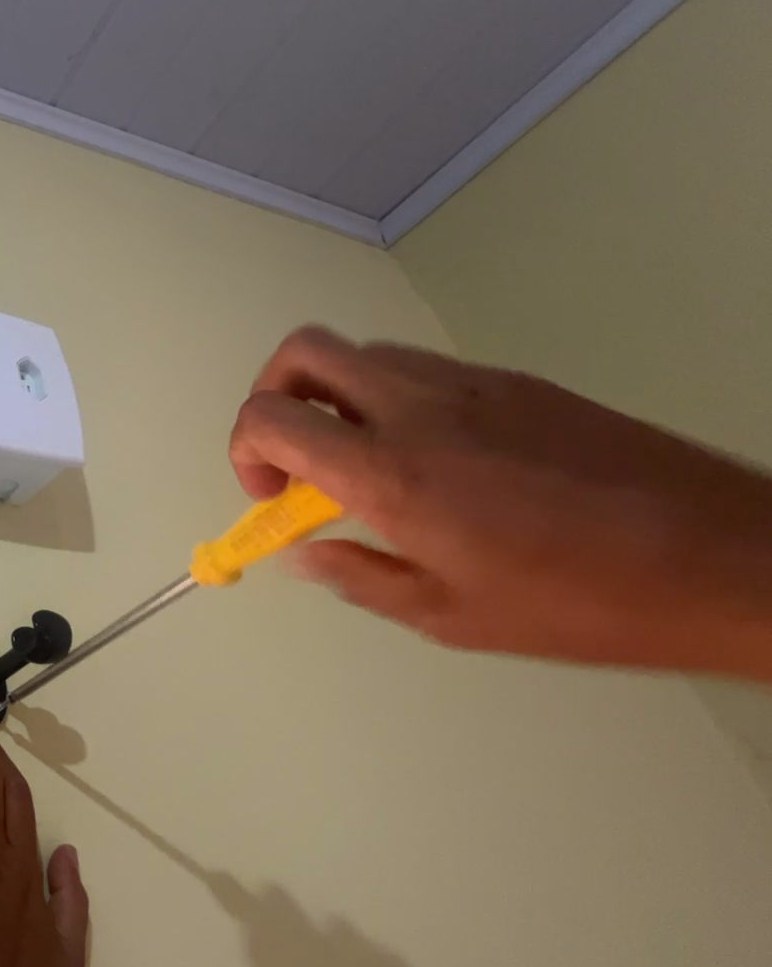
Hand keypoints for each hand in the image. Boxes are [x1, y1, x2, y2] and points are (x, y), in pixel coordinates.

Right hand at [231, 326, 771, 678]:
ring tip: (362, 458)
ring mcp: (473, 384)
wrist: (736, 559)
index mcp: (390, 470)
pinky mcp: (519, 381)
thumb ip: (356, 575)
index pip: (269, 416)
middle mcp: (420, 408)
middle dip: (273, 396)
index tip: (273, 496)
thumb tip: (303, 553)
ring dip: (333, 397)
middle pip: (304, 352)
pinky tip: (432, 456)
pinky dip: (391, 399)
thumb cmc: (579, 601)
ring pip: (363, 354)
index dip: (244, 450)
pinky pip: (422, 368)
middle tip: (295, 454)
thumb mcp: (447, 615)